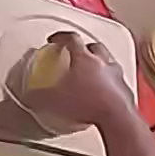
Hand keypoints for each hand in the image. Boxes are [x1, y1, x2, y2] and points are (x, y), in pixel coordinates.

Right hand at [19, 32, 139, 132]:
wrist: (116, 118)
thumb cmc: (89, 103)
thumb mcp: (55, 101)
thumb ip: (38, 97)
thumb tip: (29, 98)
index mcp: (84, 58)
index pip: (72, 38)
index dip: (61, 37)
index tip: (56, 40)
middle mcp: (102, 62)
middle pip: (93, 46)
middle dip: (84, 48)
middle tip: (76, 53)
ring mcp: (116, 74)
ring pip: (107, 60)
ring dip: (99, 63)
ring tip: (92, 72)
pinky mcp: (125, 89)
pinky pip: (116, 79)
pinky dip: (109, 81)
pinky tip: (104, 91)